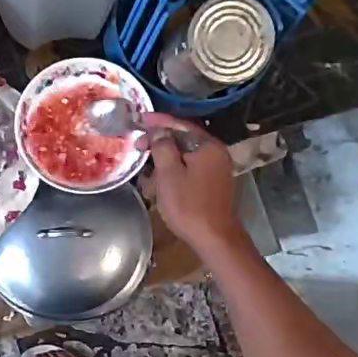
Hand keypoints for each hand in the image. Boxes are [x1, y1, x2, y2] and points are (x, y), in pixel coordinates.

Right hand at [138, 113, 248, 261]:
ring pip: (188, 155)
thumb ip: (163, 147)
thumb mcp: (169, 174)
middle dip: (161, 141)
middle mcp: (217, 153)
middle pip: (185, 139)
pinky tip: (162, 177)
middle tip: (138, 144)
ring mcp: (218, 169)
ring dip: (167, 157)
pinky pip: (193, 168)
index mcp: (208, 146)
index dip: (158, 121)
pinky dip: (177, 169)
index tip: (139, 118)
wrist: (215, 238)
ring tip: (147, 162)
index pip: (180, 125)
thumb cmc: (189, 205)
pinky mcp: (215, 183)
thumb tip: (159, 131)